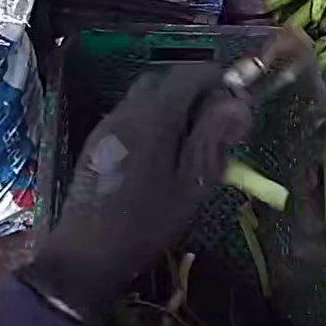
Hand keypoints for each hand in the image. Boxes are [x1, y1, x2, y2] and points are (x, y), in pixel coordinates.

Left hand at [22, 64, 252, 322]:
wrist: (88, 253)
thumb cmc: (147, 221)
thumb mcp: (191, 183)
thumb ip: (213, 136)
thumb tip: (238, 100)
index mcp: (153, 116)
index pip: (189, 72)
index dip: (218, 78)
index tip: (236, 100)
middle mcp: (127, 110)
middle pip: (166, 79)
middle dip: (195, 90)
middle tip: (217, 120)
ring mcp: (108, 123)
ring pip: (147, 95)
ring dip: (174, 104)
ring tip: (193, 138)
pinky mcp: (98, 139)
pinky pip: (132, 114)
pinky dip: (154, 119)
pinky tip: (164, 151)